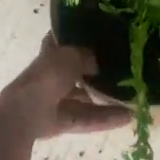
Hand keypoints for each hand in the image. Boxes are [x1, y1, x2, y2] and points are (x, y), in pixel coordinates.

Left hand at [0, 36, 133, 141]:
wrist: (27, 112)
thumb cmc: (47, 76)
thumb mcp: (71, 57)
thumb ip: (86, 57)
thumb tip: (97, 64)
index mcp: (49, 57)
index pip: (59, 44)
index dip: (73, 39)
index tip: (94, 37)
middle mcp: (52, 77)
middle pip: (76, 74)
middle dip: (95, 74)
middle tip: (122, 71)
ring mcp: (57, 101)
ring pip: (85, 100)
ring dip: (106, 100)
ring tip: (132, 99)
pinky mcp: (63, 121)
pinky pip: (88, 118)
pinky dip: (106, 118)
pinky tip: (128, 117)